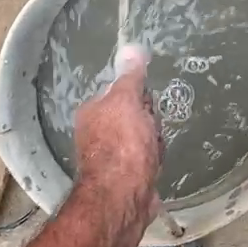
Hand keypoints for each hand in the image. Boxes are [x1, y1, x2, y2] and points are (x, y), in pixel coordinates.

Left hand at [73, 45, 162, 223]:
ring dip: (155, 143)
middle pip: (135, 116)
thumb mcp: (128, 101)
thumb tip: (133, 49)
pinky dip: (154, 162)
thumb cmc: (123, 144)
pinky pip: (147, 160)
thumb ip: (131, 77)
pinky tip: (155, 167)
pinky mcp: (125, 177)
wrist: (123, 197)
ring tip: (154, 153)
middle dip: (150, 123)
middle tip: (151, 131)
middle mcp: (96, 133)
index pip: (122, 92)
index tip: (147, 105)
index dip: (140, 97)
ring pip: (144, 138)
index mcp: (92, 113)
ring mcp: (111, 157)